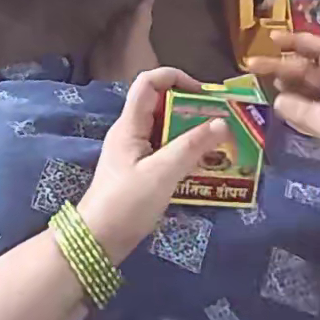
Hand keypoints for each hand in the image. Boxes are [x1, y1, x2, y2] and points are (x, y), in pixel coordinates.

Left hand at [75, 67, 227, 262]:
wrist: (97, 242)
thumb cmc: (126, 204)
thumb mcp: (162, 173)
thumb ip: (192, 147)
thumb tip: (222, 121)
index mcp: (129, 125)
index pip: (148, 82)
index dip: (175, 77)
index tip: (203, 93)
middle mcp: (130, 132)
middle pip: (160, 104)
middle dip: (191, 107)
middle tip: (220, 120)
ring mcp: (134, 151)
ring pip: (165, 128)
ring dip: (191, 131)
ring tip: (218, 142)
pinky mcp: (139, 170)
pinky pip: (165, 149)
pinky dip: (184, 150)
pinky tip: (203, 164)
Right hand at [246, 31, 319, 205]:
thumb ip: (312, 115)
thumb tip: (278, 100)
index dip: (300, 42)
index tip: (273, 38)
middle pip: (313, 70)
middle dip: (284, 65)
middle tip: (251, 64)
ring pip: (311, 88)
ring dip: (288, 83)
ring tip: (261, 80)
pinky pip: (314, 109)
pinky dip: (297, 104)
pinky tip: (281, 102)